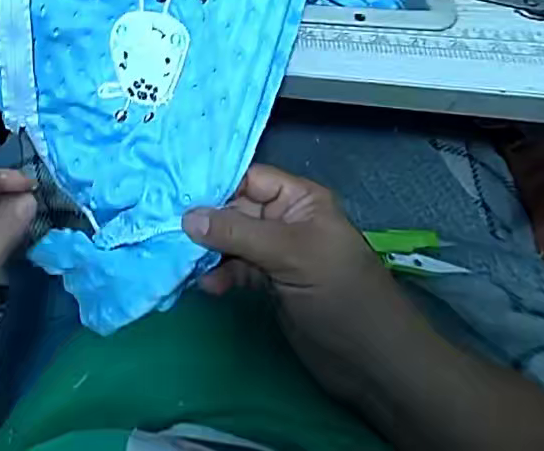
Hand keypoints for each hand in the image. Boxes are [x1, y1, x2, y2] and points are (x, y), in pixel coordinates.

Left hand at [0, 168, 36, 430]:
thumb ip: (1, 231)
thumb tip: (29, 196)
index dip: (4, 178)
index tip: (34, 189)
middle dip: (16, 194)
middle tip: (48, 202)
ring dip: (21, 217)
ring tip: (49, 220)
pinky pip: (5, 248)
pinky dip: (23, 240)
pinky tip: (39, 248)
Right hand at [183, 165, 415, 402]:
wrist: (373, 363)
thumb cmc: (338, 292)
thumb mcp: (289, 253)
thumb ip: (237, 232)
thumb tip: (187, 216)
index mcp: (298, 198)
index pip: (249, 179)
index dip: (215, 185)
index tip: (175, 194)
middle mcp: (286, 218)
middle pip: (236, 209)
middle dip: (207, 221)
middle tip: (170, 232)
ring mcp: (277, 252)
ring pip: (234, 240)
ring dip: (210, 251)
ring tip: (184, 262)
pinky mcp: (270, 282)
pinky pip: (238, 268)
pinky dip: (221, 275)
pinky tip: (207, 286)